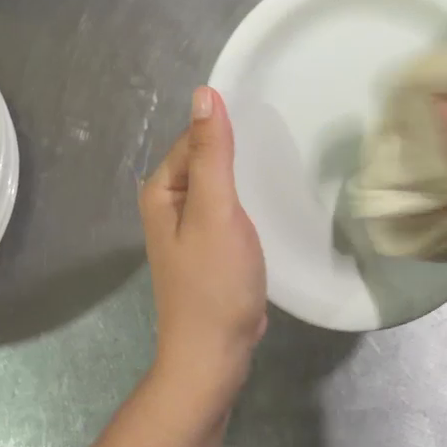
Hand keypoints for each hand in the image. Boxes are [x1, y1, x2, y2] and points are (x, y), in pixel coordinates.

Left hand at [139, 87, 267, 389]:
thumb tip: (204, 93)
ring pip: (222, 185)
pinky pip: (229, 209)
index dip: (229, 131)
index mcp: (161, 190)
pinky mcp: (211, 247)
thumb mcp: (215, 211)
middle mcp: (169, 204)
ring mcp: (190, 228)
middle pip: (208, 159)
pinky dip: (249, 203)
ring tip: (283, 168)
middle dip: (239, 153)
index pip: (196, 137)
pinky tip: (271, 204)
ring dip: (247, 178)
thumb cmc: (214, 282)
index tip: (269, 125)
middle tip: (284, 146)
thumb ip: (211, 153)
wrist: (215, 353)